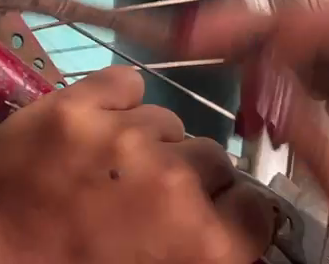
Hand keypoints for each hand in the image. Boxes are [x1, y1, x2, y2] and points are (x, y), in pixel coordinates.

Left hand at [0, 66, 274, 263]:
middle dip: (189, 174)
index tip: (212, 212)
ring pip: (164, 119)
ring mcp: (117, 137)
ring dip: (150, 140)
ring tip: (118, 163)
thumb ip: (204, 248)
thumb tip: (228, 219)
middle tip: (153, 193)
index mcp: (202, 241)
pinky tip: (105, 118)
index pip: (256, 207)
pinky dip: (119, 97)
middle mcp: (172, 180)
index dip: (232, 209)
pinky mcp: (72, 107)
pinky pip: (122, 81)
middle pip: (210, 156)